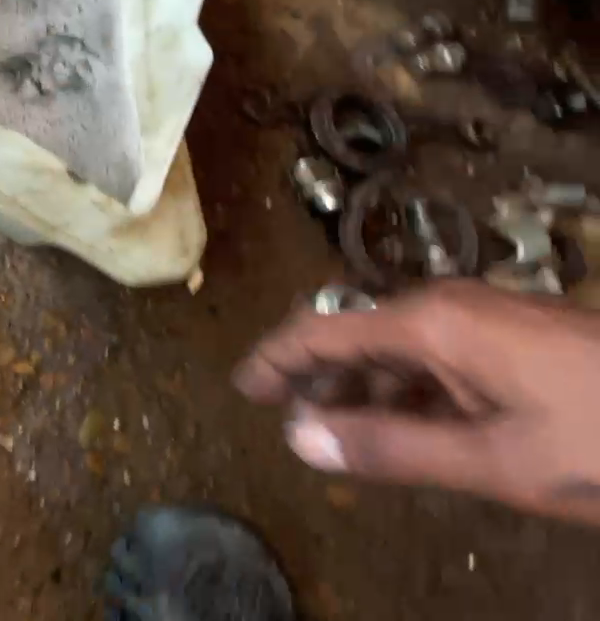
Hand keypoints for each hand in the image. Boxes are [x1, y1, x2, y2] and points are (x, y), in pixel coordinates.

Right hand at [235, 281, 599, 522]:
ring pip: (400, 347)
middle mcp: (449, 306)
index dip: (274, 360)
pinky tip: (420, 423)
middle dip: (318, 376)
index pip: (319, 332)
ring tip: (348, 427)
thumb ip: (391, 448)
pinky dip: (413, 388)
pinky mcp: (525, 336)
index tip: (242, 389)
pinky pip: (443, 355)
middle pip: (357, 335)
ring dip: (366, 386)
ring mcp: (491, 318)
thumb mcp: (503, 461)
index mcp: (429, 323)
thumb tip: (296, 440)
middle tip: (292, 417)